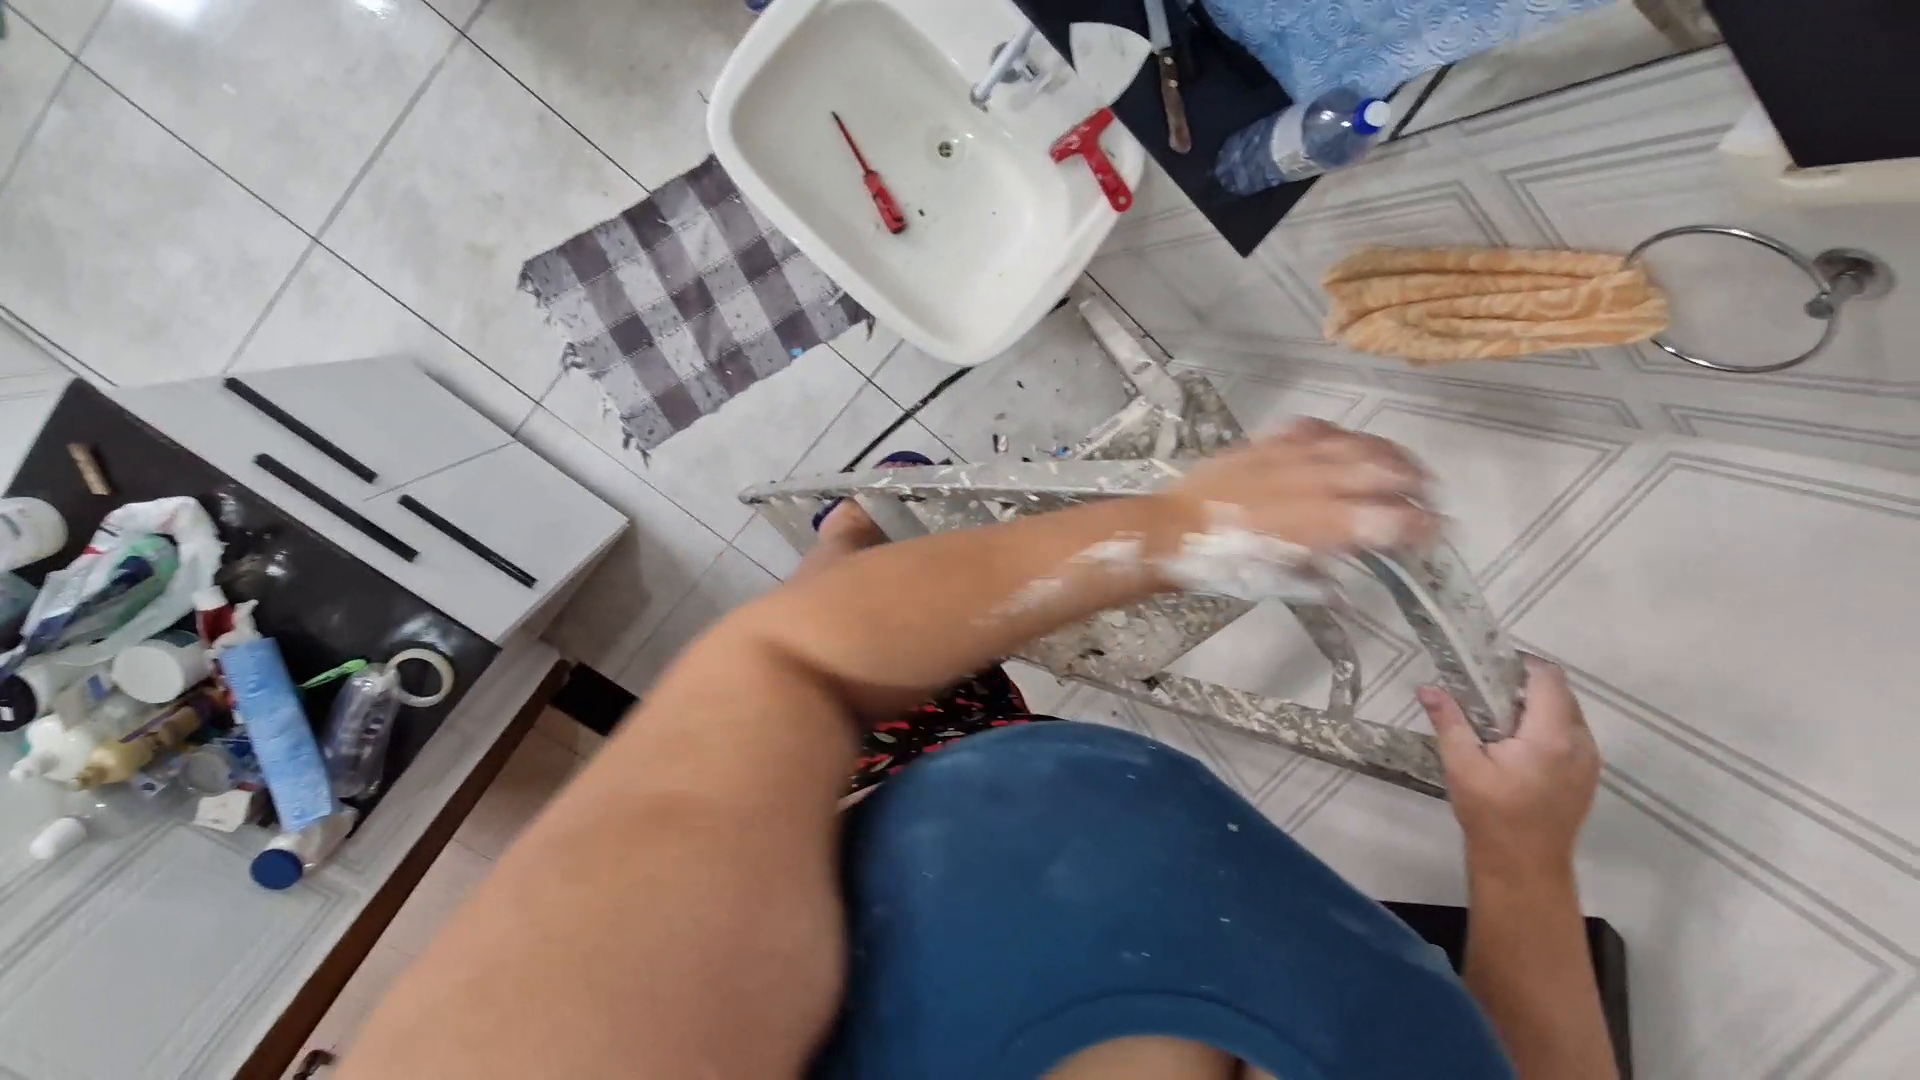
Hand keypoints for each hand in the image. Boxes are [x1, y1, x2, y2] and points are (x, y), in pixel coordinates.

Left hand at [1156, 419, 1437, 556]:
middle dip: (1414, 482)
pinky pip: (1315, 428)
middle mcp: (1312, 484)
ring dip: (1387, 453)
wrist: (1172, 530)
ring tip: (1403, 464)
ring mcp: (1290, 456)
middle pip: (1381, 472)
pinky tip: (1347, 443)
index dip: (1417, 524)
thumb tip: (1345, 591)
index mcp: (1318, 526)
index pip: (1385, 519)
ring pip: (1355, 444)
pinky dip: (1339, 435)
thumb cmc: (1220, 564)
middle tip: (1429, 494)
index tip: (1435, 530)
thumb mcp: (1273, 583)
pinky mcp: (1268, 442)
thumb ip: (1314, 581)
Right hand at [1420, 656, 1600, 882]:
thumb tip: (1427, 688)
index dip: (1522, 664)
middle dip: (1525, 684)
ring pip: (1568, 713)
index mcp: (1551, 736)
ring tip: (1498, 716)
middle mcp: (1579, 743)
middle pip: (1560, 693)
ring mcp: (1589, 760)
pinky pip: (1571, 734)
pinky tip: (1515, 742)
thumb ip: (1449, 721)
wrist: (1524, 864)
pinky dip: (1546, 725)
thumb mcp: (1461, 765)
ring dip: (1537, 705)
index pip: (1548, 678)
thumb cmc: (1491, 813)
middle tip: (1485, 689)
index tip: (1489, 666)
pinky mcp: (1587, 774)